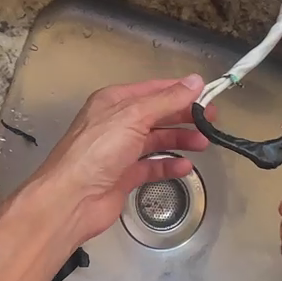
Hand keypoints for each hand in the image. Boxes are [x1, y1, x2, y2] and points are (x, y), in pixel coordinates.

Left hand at [26, 75, 210, 247]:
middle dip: (183, 116)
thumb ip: (167, 100)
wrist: (71, 199)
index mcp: (114, 101)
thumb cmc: (98, 150)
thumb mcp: (134, 116)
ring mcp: (119, 151)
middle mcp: (116, 122)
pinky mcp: (123, 176)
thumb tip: (195, 81)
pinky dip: (169, 165)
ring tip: (203, 143)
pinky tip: (185, 167)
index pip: (153, 90)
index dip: (180, 91)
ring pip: (156, 140)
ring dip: (180, 139)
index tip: (207, 95)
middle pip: (157, 114)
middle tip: (210, 120)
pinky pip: (151, 166)